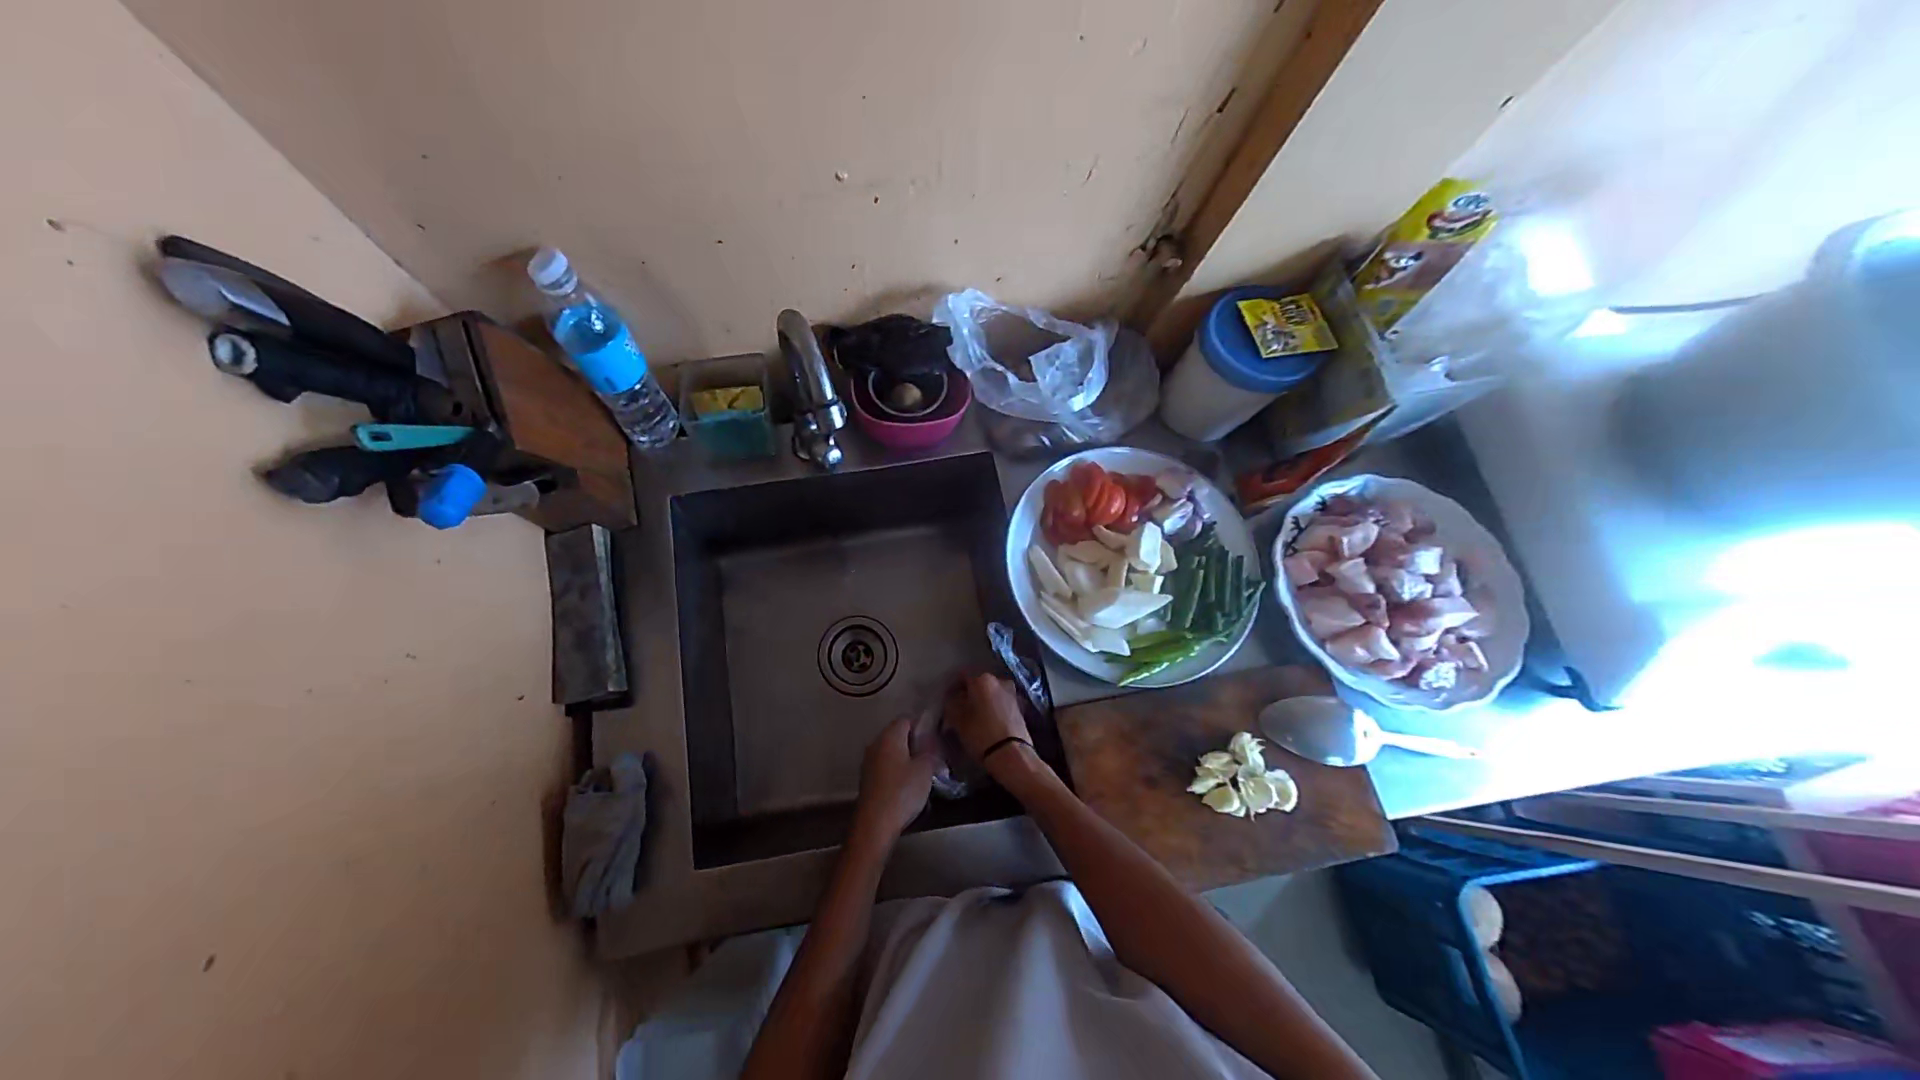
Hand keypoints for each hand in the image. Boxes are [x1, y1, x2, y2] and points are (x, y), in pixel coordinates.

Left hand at [852, 717, 935, 842]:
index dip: (922, 725)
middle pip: (897, 734)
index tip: (936, 736)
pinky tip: (908, 783)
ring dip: (906, 756)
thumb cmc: (902, 791)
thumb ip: (931, 750)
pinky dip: (897, 769)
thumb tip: (932, 740)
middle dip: (915, 741)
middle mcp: (875, 744)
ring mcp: (868, 761)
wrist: (875, 824)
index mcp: (889, 736)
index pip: (906, 719)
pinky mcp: (867, 778)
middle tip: (933, 753)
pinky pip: (885, 765)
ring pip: (891, 750)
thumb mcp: (925, 769)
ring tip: (923, 770)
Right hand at [944, 674, 1030, 763]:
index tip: (947, 701)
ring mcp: (1012, 693)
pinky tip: (988, 722)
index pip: (962, 677)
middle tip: (960, 709)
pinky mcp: (1020, 707)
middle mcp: (999, 681)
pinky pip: (1001, 703)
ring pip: (991, 693)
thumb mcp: (957, 719)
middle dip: (969, 694)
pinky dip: (993, 709)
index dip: (952, 688)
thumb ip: (952, 704)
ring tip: (975, 717)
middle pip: (978, 684)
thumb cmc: (980, 733)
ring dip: (983, 701)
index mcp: (982, 679)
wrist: (1011, 754)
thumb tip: (954, 699)